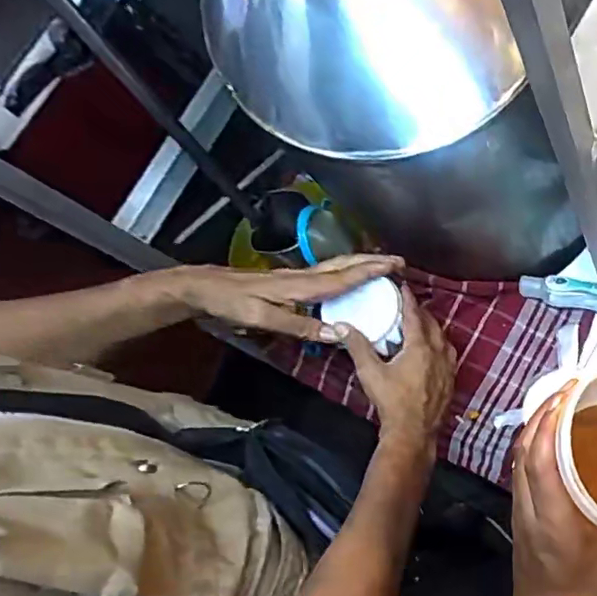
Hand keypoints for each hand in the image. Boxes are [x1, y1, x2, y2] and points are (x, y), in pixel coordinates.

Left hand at [139, 254, 406, 341]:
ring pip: (337, 266)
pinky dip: (347, 271)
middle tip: (398, 261)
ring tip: (384, 265)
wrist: (198, 287)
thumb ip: (301, 327)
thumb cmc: (228, 303)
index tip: (393, 266)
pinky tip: (351, 277)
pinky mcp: (291, 282)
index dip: (370, 272)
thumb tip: (340, 334)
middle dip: (373, 261)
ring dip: (363, 264)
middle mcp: (302, 278)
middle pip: (344, 265)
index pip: (343, 278)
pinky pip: (328, 274)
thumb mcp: (262, 319)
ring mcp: (296, 278)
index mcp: (300, 286)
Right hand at [338, 285, 457, 450]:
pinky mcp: (451, 380)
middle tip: (410, 304)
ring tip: (421, 324)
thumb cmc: (392, 401)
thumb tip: (341, 325)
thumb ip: (357, 345)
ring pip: (444, 340)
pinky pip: (449, 355)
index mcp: (421, 348)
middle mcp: (439, 354)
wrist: (414, 430)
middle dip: (422, 313)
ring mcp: (449, 368)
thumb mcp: (370, 371)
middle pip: (434, 326)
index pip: (416, 316)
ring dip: (434, 329)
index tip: (403, 287)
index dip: (409, 300)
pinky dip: (440, 345)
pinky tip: (432, 350)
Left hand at [508, 386, 596, 595]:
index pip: (540, 460)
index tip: (572, 392)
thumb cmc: (580, 593)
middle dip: (545, 409)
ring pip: (519, 452)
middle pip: (525, 446)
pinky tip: (557, 433)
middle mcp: (530, 506)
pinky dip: (535, 439)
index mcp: (552, 518)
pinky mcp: (520, 507)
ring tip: (566, 400)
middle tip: (575, 386)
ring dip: (538, 421)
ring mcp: (520, 506)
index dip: (550, 421)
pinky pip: (521, 463)